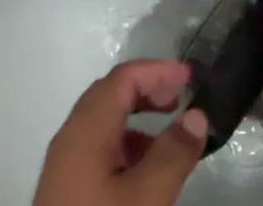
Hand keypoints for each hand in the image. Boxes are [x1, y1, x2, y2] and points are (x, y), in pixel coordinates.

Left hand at [33, 59, 207, 205]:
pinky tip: (148, 168)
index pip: (121, 78)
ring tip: (173, 136)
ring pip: (104, 122)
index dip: (156, 70)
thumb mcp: (146, 197)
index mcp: (86, 127)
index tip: (191, 76)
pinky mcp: (68, 184)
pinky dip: (127, 142)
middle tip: (183, 99)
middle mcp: (71, 135)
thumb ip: (173, 154)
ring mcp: (66, 160)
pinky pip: (99, 146)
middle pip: (110, 94)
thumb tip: (196, 115)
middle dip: (147, 89)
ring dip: (138, 118)